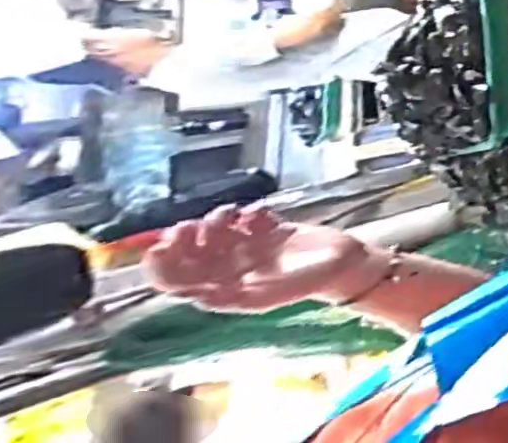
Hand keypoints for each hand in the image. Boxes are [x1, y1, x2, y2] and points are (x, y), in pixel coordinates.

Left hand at [143, 205, 377, 311]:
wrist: (344, 264)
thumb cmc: (307, 283)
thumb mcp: (267, 295)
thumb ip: (233, 294)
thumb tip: (195, 294)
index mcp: (220, 289)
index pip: (177, 279)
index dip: (163, 264)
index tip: (163, 244)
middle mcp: (228, 269)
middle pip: (191, 253)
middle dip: (185, 237)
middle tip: (191, 224)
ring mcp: (250, 248)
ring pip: (217, 233)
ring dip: (215, 221)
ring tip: (231, 213)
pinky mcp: (272, 231)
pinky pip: (250, 220)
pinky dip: (248, 213)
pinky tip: (259, 213)